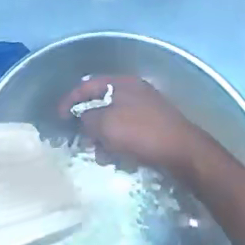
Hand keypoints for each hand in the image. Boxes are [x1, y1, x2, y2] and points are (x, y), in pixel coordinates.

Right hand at [59, 76, 216, 176]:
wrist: (186, 154)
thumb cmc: (141, 134)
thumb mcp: (105, 124)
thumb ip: (87, 118)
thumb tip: (82, 117)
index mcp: (121, 83)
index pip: (87, 85)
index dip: (69, 100)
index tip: (58, 117)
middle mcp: (134, 91)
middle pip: (101, 103)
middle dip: (89, 124)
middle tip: (82, 141)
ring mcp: (147, 109)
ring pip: (115, 121)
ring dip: (104, 138)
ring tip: (102, 156)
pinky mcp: (156, 128)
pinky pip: (129, 133)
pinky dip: (120, 144)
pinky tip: (121, 160)